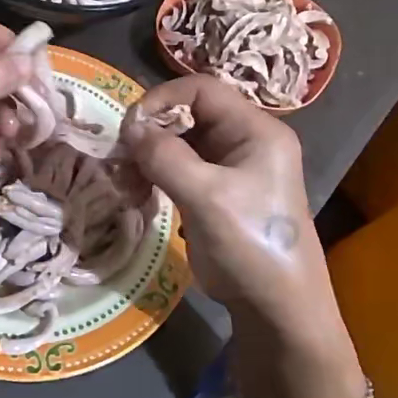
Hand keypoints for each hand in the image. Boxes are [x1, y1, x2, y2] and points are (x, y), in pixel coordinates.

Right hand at [117, 76, 333, 330]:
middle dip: (153, 130)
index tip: (131, 126)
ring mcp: (230, 167)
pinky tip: (135, 190)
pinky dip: (155, 173)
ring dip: (149, 154)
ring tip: (125, 178)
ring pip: (180, 142)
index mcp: (256, 130)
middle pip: (190, 114)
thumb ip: (166, 156)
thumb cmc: (251, 245)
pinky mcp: (215, 192)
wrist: (276, 307)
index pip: (203, 89)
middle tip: (122, 155)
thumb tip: (129, 128)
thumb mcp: (207, 197)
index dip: (163, 98)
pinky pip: (179, 168)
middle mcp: (245, 140)